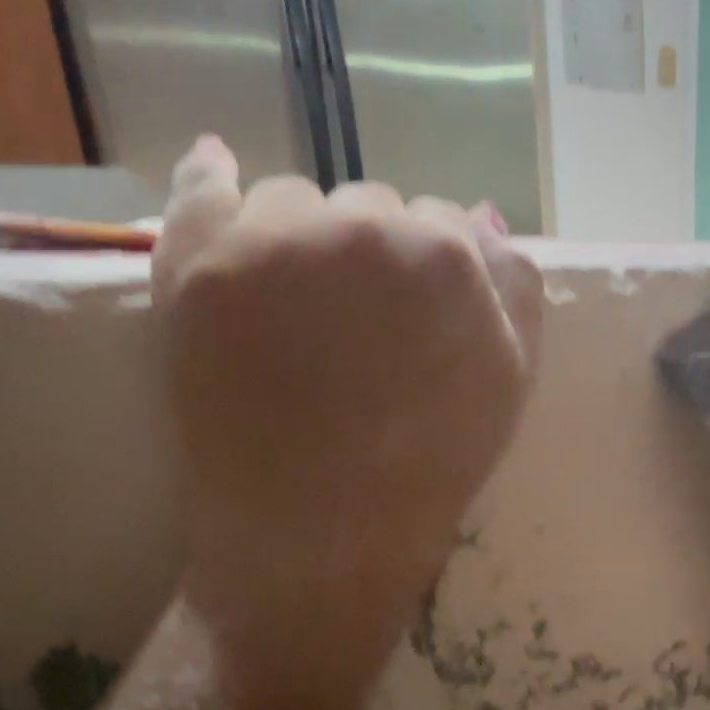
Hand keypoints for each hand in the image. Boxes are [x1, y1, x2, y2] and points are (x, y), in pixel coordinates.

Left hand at [153, 136, 543, 665]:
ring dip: (304, 236)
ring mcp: (269, 239)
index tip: (419, 316)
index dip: (435, 270)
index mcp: (446, 254)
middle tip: (361, 323)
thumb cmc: (432, 465)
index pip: (444, 222)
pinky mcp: (194, 261)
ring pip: (296, 201)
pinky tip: (222, 172)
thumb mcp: (513, 380)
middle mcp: (360, 225)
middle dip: (375, 250)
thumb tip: (483, 216)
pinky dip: (213, 177)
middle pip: (373, 203)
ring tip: (298, 310)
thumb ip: (515, 288)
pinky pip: (203, 181)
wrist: (324, 537)